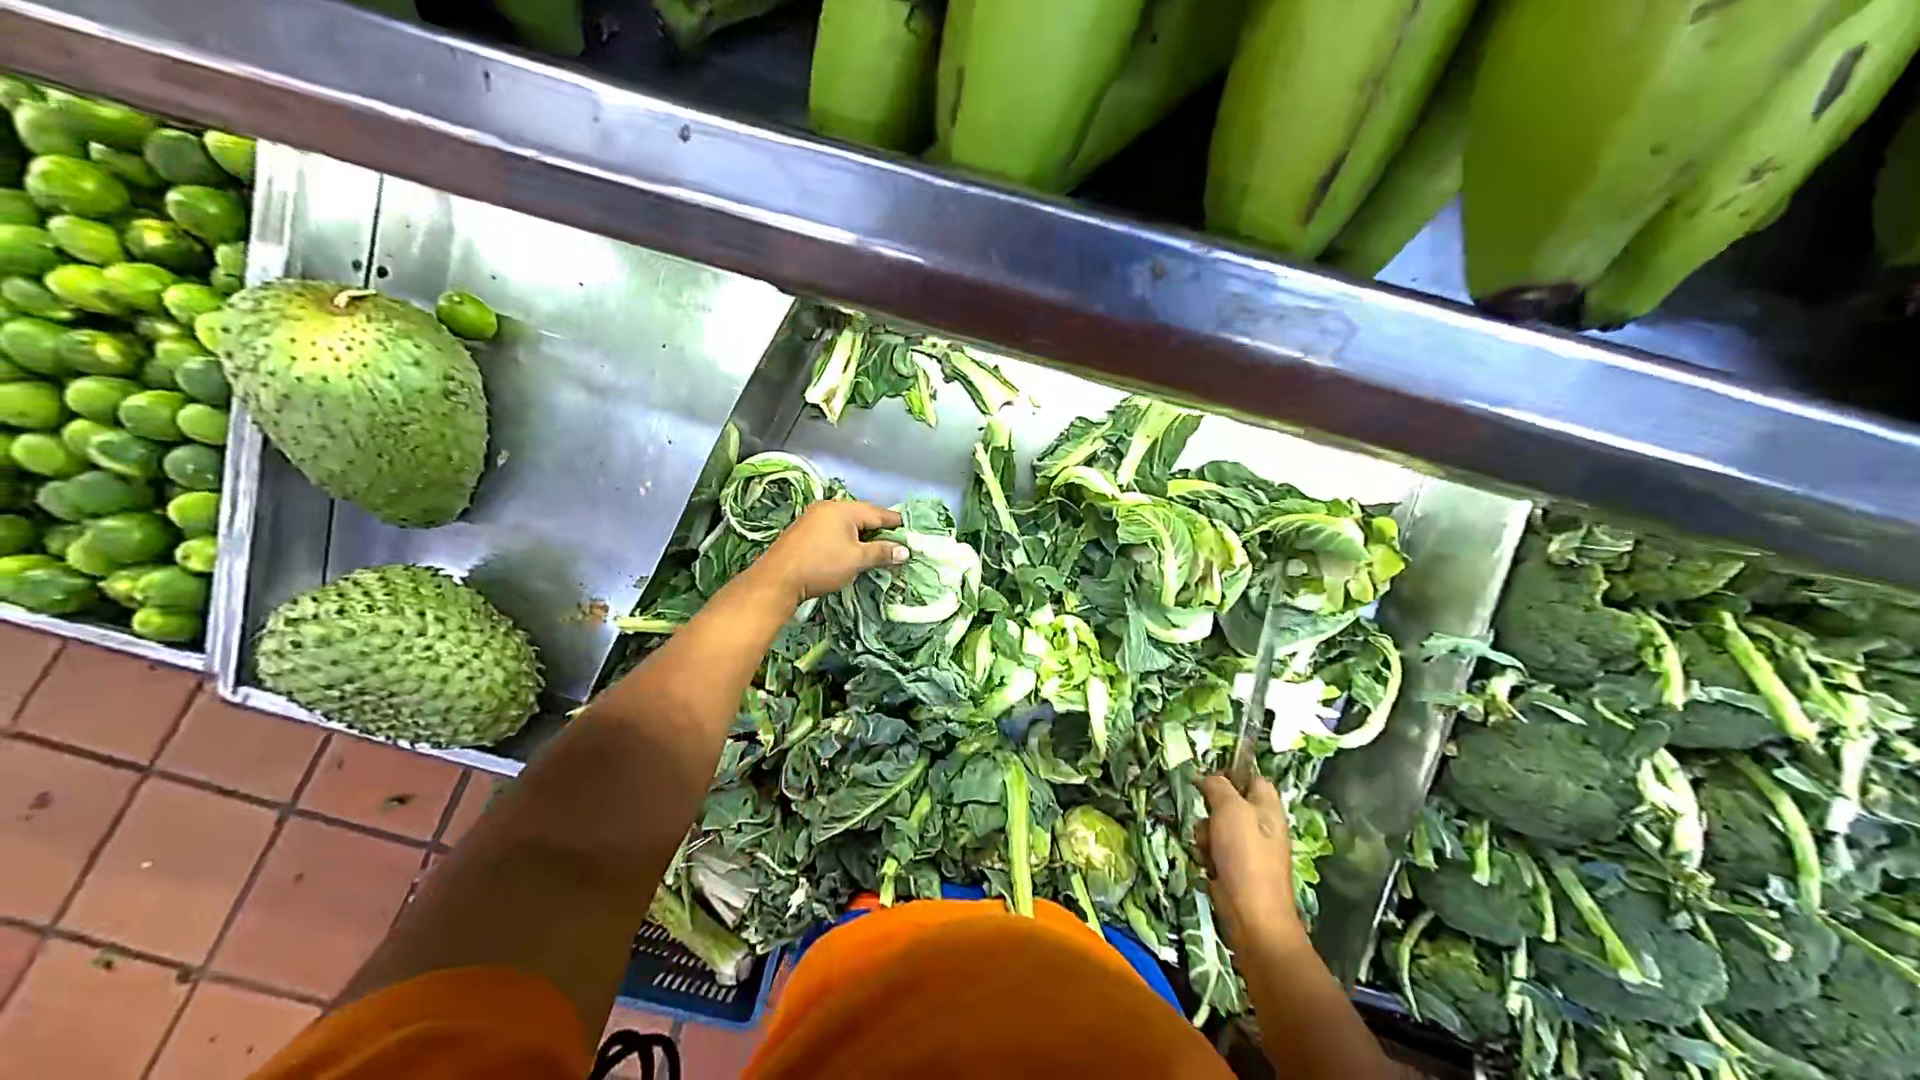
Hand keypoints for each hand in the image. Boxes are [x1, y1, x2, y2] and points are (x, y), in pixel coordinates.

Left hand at [753, 500, 907, 601]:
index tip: (911, 531)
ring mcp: (812, 519)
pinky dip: (846, 539)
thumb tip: (904, 551)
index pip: (877, 513)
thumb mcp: (856, 560)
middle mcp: (827, 508)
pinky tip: (852, 551)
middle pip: (861, 516)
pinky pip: (833, 531)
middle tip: (897, 542)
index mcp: (842, 509)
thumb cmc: (821, 565)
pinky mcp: (804, 533)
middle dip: (879, 529)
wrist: (777, 580)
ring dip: (862, 536)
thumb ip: (881, 552)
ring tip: (878, 549)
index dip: (896, 523)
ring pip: (846, 524)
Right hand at [1198, 774, 1303, 950]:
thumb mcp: (1231, 811)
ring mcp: (1248, 848)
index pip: (1251, 777)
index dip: (1229, 775)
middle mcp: (1260, 825)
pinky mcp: (1235, 868)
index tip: (1208, 781)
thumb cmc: (1245, 858)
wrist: (1252, 917)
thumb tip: (1208, 778)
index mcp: (1268, 808)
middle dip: (1210, 810)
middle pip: (1228, 803)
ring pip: (1215, 826)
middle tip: (1208, 819)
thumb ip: (1219, 787)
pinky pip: (1213, 849)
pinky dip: (1206, 854)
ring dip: (1204, 834)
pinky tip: (1207, 865)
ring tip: (1207, 848)